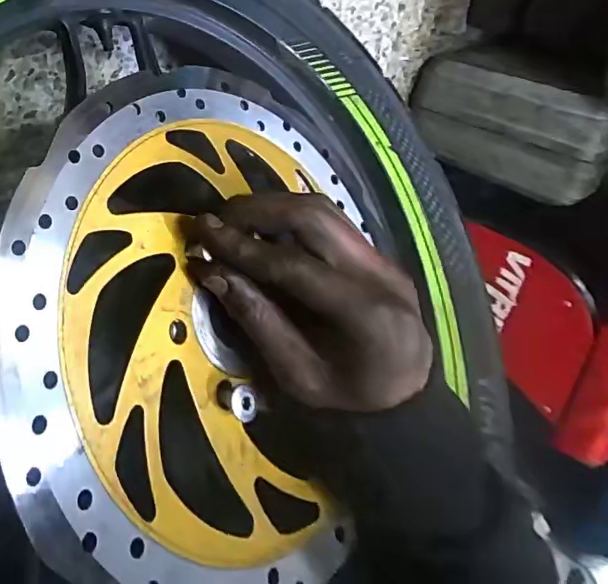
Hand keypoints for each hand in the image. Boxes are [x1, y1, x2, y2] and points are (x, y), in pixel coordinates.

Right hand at [184, 193, 432, 411]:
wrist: (406, 402)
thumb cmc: (347, 398)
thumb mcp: (296, 374)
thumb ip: (255, 318)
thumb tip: (211, 270)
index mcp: (363, 313)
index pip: (291, 263)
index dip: (241, 246)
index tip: (202, 233)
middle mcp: (378, 273)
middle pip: (311, 216)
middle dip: (255, 211)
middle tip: (216, 221)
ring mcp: (381, 257)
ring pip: (320, 207)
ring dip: (271, 206)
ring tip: (234, 220)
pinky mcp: (375, 251)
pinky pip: (327, 217)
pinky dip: (289, 214)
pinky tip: (263, 225)